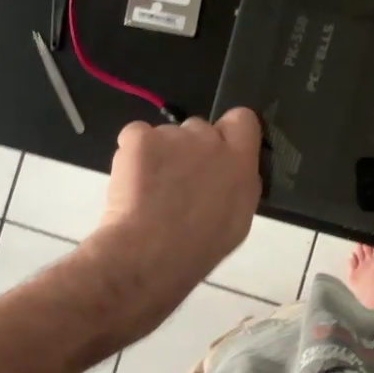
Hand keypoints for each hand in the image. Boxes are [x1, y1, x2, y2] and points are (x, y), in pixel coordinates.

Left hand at [90, 108, 262, 305]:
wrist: (149, 253)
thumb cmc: (199, 248)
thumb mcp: (238, 221)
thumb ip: (238, 186)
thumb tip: (230, 174)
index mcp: (239, 160)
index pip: (242, 119)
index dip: (230, 132)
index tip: (220, 151)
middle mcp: (209, 140)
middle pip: (200, 129)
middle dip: (190, 148)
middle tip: (177, 182)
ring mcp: (173, 135)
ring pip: (166, 136)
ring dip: (160, 154)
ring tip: (149, 191)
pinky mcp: (140, 137)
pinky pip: (136, 136)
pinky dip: (133, 154)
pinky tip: (131, 183)